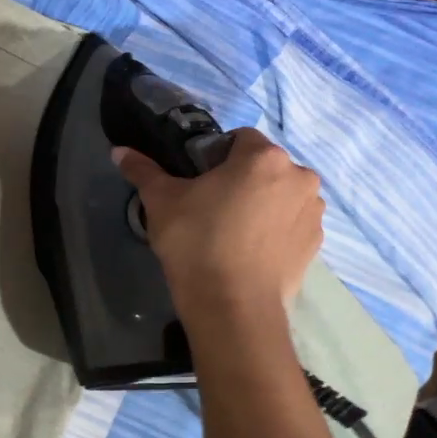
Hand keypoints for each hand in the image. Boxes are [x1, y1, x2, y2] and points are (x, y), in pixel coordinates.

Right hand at [114, 128, 323, 316]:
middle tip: (206, 202)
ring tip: (227, 228)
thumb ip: (143, 170)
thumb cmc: (195, 238)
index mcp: (264, 159)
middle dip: (239, 177)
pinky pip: (289, 221)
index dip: (212, 153)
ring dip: (259, 200)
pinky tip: (244, 246)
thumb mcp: (159, 200)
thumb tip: (119, 151)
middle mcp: (299, 177)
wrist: (231, 300)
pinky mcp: (316, 240)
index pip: (239, 138)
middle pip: (263, 166)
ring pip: (279, 193)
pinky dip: (271, 226)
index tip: (193, 177)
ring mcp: (313, 210)